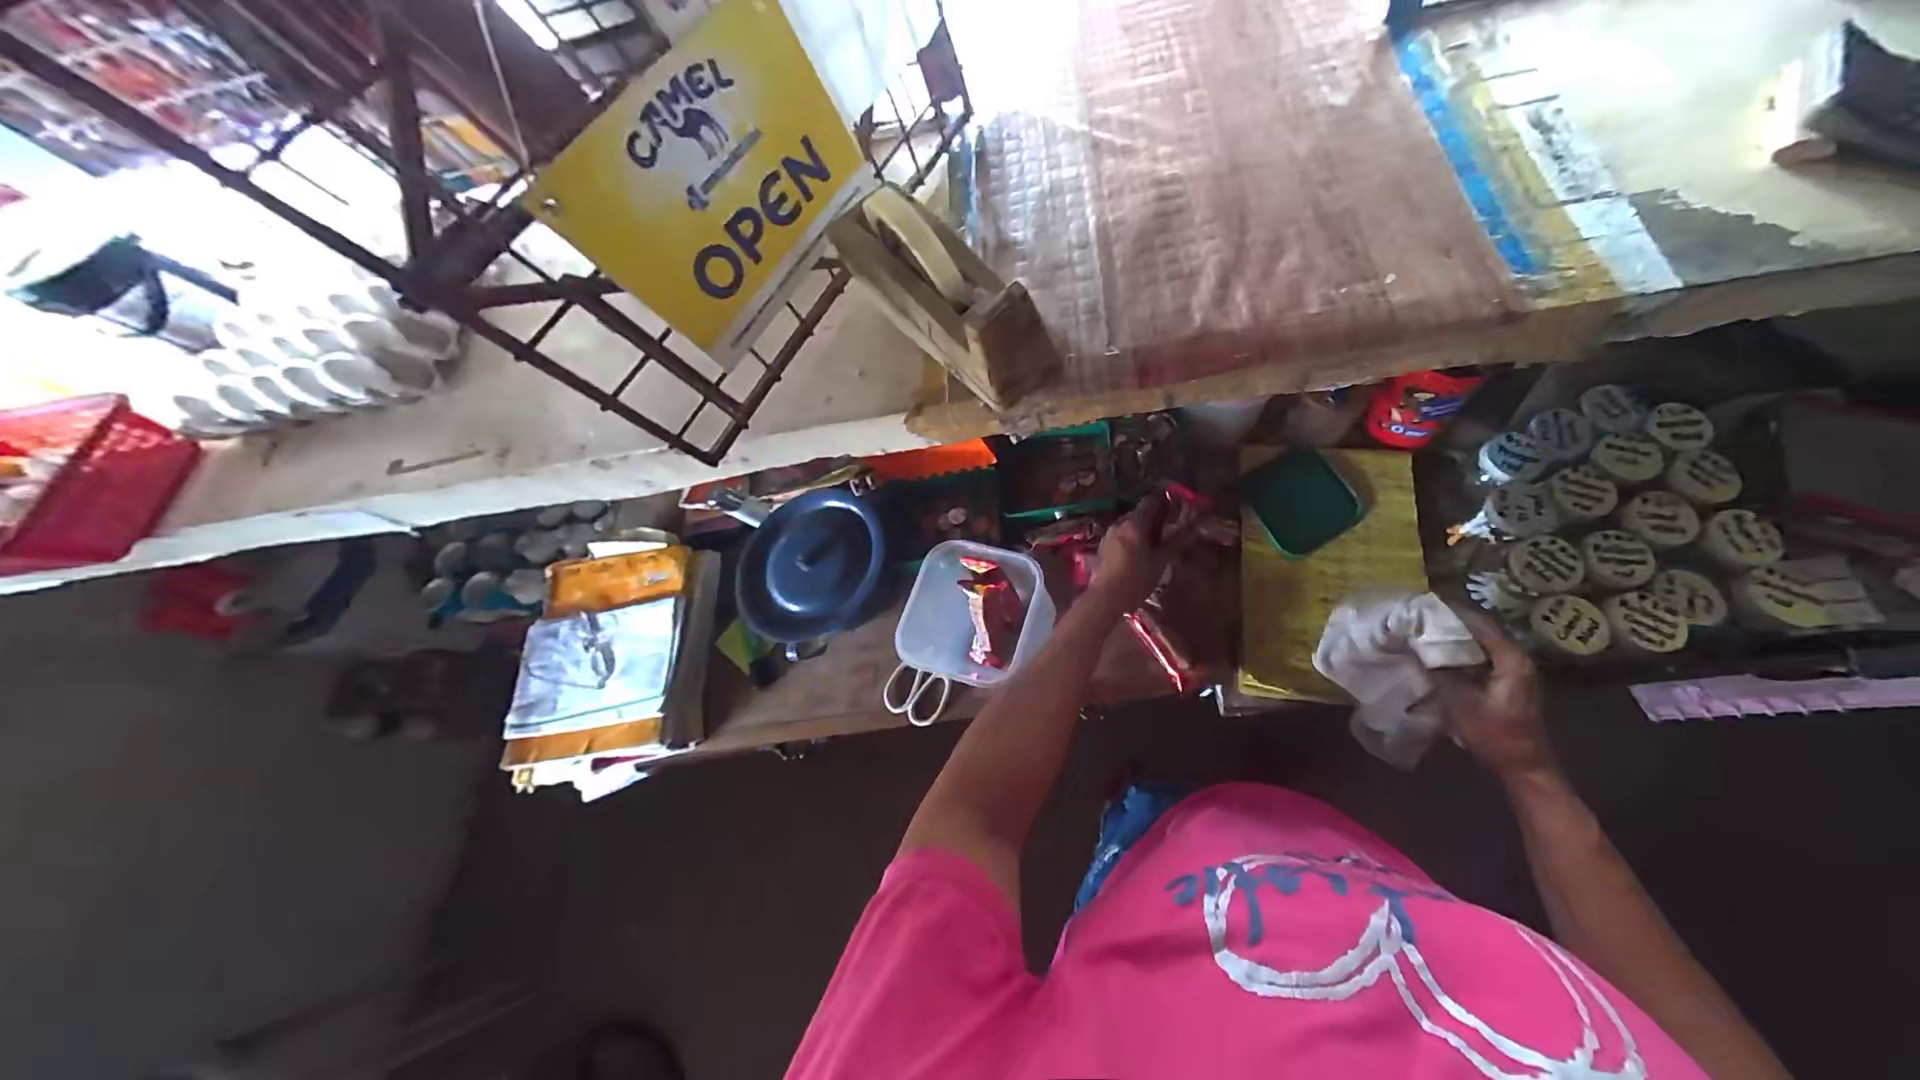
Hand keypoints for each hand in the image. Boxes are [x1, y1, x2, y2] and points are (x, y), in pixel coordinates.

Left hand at [1087, 490, 1187, 614]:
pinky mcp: (1102, 547)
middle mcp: (1119, 524)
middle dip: (1152, 516)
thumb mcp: (1160, 561)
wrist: (1106, 597)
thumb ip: (1174, 542)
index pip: (1149, 501)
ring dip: (1140, 527)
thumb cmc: (1136, 580)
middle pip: (1138, 513)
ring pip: (1127, 524)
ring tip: (1153, 540)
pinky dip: (1130, 537)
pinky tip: (1137, 550)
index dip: (1163, 501)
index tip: (1175, 506)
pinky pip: (1120, 535)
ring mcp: (1108, 535)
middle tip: (1167, 526)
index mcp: (1134, 524)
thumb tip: (1190, 528)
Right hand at [1431, 608, 1558, 780]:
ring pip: (1478, 643)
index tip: (1422, 605)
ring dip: (1452, 636)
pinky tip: (1436, 654)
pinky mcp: (1504, 681)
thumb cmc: (1496, 734)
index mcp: (1511, 659)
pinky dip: (1458, 651)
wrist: (1524, 766)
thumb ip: (1440, 671)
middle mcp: (1516, 659)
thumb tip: (1416, 645)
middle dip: (1449, 622)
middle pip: (1480, 630)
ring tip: (1421, 632)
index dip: (1451, 612)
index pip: (1480, 623)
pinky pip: (1479, 656)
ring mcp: (1512, 670)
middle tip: (1416, 617)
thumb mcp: (1462, 702)